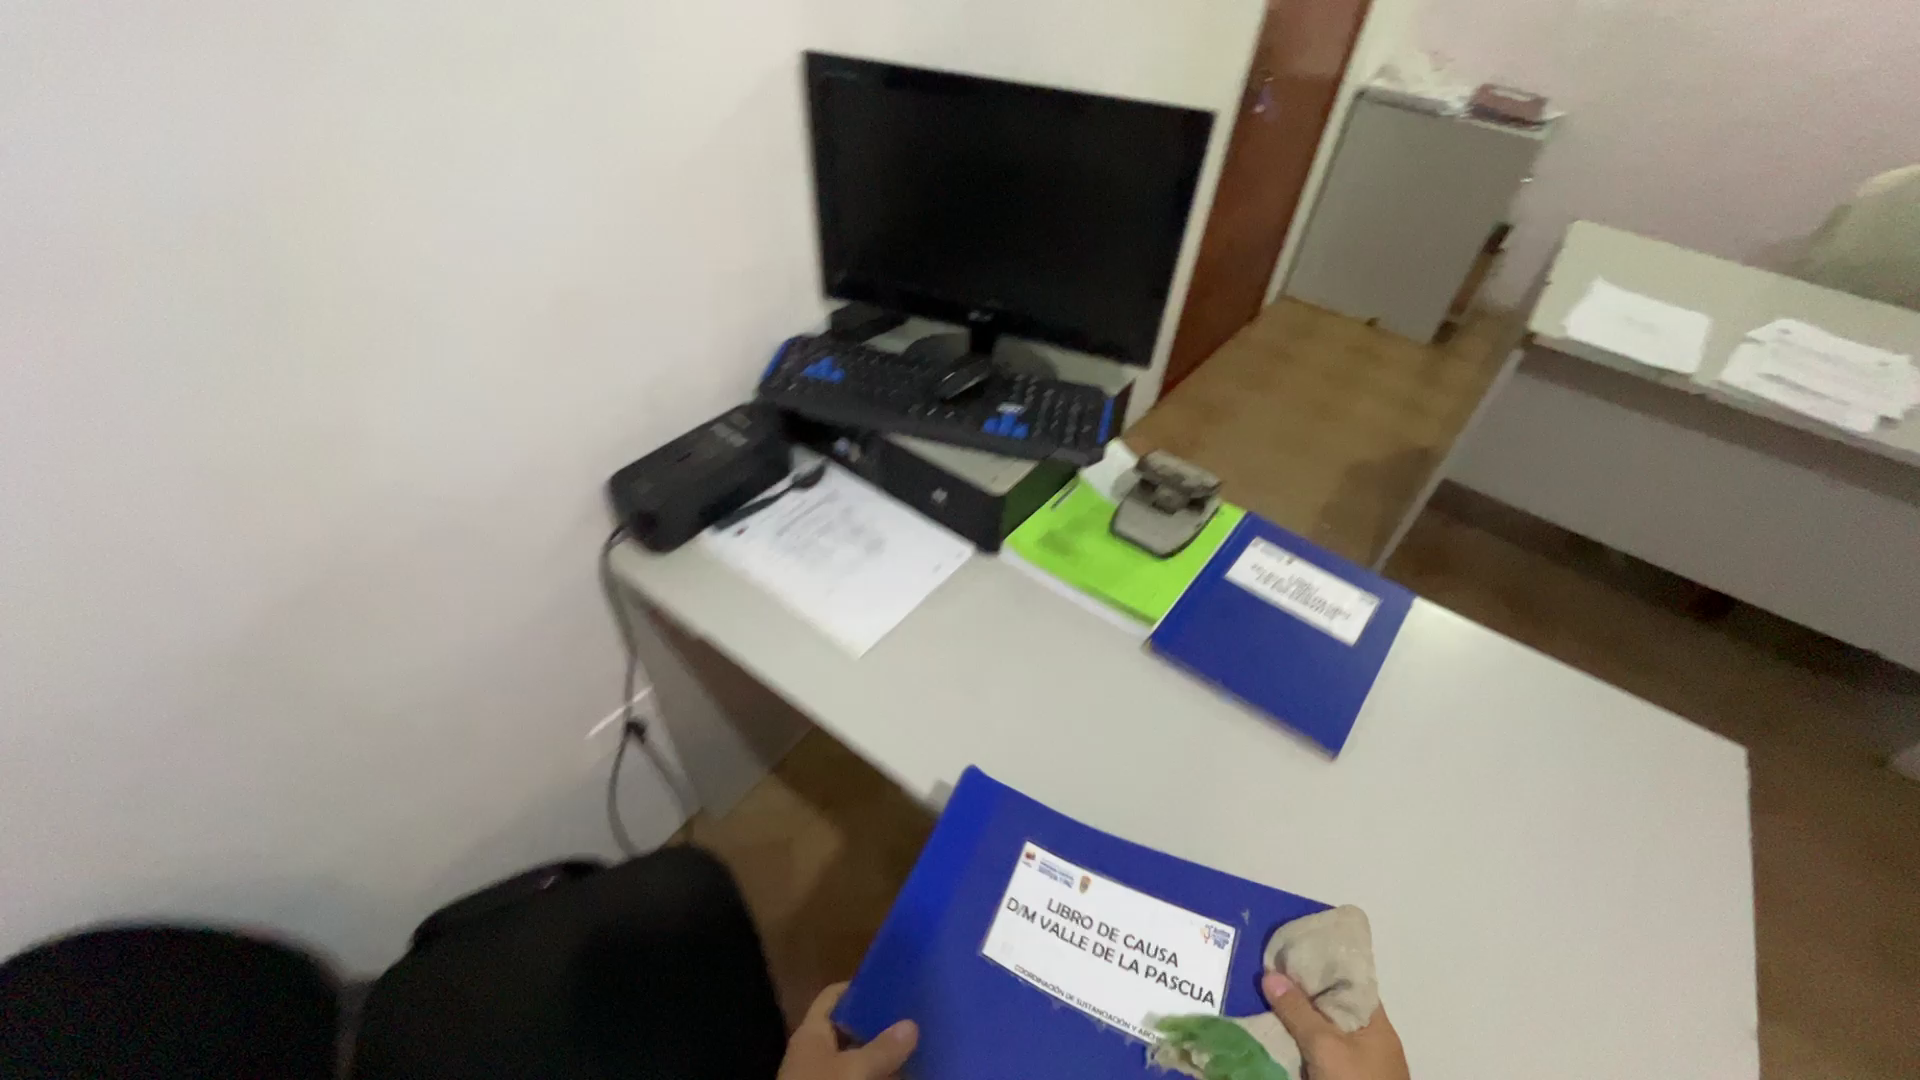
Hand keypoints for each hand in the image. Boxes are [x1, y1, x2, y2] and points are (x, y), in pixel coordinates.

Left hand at [776, 983, 918, 1079]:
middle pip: (849, 1028)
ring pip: (856, 1058)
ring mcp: (822, 1078)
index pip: (834, 996)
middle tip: (910, 1016)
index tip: (891, 984)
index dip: (859, 987)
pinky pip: (857, 1079)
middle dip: (878, 1024)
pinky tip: (902, 1076)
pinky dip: (876, 1077)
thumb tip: (912, 1025)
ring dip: (880, 1056)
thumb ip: (882, 1049)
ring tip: (914, 1046)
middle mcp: (815, 1052)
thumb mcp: (853, 1072)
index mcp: (811, 1033)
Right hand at [1261, 973, 1409, 1079]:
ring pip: (1322, 1029)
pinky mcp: (1342, 1078)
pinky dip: (1298, 1041)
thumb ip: (1298, 1010)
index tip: (1289, 951)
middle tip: (1268, 973)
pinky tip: (1275, 1032)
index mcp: (1376, 1024)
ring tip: (1264, 997)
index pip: (1348, 980)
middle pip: (1331, 1004)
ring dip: (1297, 1018)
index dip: (1320, 964)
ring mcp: (1356, 1062)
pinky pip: (1317, 1050)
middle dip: (1301, 991)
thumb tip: (1270, 974)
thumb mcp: (1324, 1046)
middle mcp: (1369, 1039)